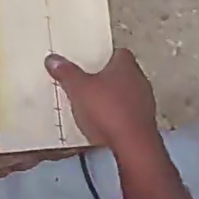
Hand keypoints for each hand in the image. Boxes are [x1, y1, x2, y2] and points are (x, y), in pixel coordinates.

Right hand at [45, 48, 160, 153]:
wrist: (132, 146)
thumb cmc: (108, 111)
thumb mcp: (78, 89)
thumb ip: (66, 73)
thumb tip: (54, 59)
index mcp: (125, 65)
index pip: (118, 53)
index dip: (103, 57)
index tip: (89, 62)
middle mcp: (139, 81)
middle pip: (122, 74)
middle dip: (105, 79)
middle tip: (86, 84)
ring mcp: (145, 103)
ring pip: (126, 95)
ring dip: (112, 100)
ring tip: (92, 107)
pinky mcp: (144, 123)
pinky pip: (128, 115)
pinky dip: (116, 117)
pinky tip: (102, 125)